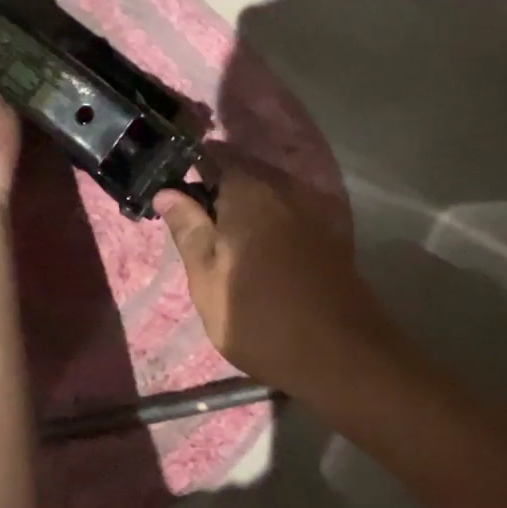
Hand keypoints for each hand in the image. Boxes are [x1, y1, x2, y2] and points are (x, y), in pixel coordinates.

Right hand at [155, 146, 396, 394]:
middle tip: (190, 226)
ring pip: (263, 194)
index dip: (187, 168)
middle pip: (240, 173)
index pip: (212, 156)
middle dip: (214, 191)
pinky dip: (265, 223)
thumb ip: (188, 230)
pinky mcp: (325, 231)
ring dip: (240, 210)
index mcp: (248, 190)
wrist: (340, 352)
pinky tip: (253, 254)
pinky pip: (284, 213)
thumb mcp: (208, 280)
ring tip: (219, 244)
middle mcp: (282, 187)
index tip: (169, 192)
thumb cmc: (260, 318)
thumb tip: (167, 191)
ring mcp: (309, 208)